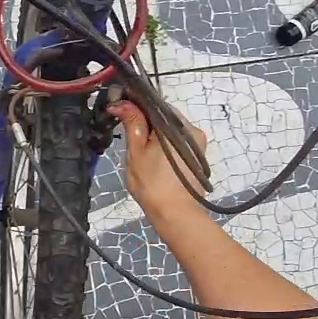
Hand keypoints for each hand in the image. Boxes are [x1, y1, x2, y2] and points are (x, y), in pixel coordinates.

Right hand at [107, 101, 207, 221]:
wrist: (175, 214)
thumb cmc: (152, 183)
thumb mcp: (136, 151)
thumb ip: (132, 123)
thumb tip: (120, 103)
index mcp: (177, 125)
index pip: (154, 104)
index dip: (135, 105)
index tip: (119, 111)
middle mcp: (192, 130)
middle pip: (164, 116)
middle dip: (145, 120)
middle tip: (127, 133)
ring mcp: (198, 144)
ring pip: (171, 129)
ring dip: (155, 132)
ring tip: (139, 146)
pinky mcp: (197, 157)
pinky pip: (178, 141)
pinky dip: (164, 143)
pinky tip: (153, 155)